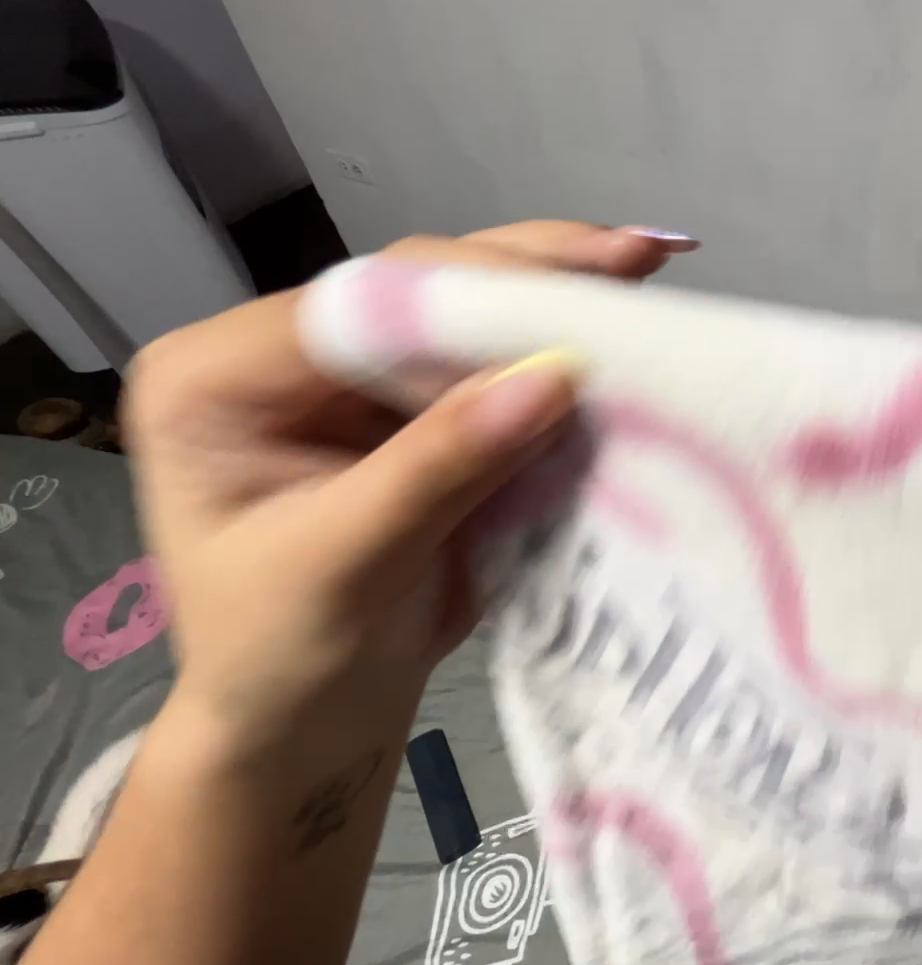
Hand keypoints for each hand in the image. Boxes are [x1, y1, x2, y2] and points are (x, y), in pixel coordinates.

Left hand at [125, 221, 692, 734]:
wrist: (315, 712)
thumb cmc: (290, 652)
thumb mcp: (346, 563)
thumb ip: (439, 466)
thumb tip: (552, 376)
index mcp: (230, 375)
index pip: (367, 302)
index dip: (482, 293)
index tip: (591, 297)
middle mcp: (301, 357)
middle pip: (430, 287)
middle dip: (540, 271)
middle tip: (644, 252)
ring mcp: (374, 383)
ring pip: (478, 316)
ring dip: (566, 297)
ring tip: (649, 268)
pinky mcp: (434, 413)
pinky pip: (508, 366)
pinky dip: (570, 349)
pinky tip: (623, 321)